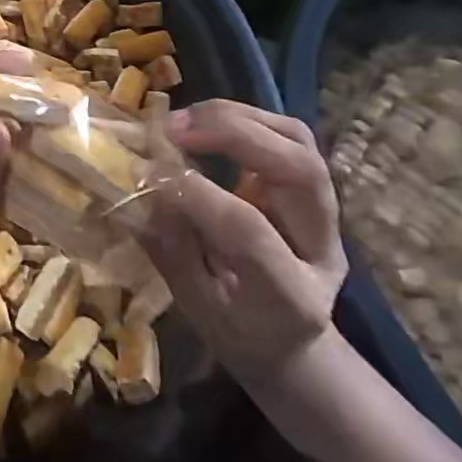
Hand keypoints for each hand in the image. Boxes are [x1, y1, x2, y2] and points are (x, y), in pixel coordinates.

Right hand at [134, 100, 345, 381]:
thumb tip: (136, 186)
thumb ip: (170, 246)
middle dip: (232, 134)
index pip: (248, 227)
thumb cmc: (236, 332)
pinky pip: (287, 136)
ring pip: (298, 141)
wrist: (291, 344)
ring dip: (237, 117)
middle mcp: (323, 247)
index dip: (192, 190)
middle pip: (299, 168)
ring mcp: (325, 214)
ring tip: (182, 120)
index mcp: (291, 294)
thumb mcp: (195, 305)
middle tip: (172, 128)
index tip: (142, 171)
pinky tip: (204, 124)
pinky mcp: (311, 189)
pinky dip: (243, 118)